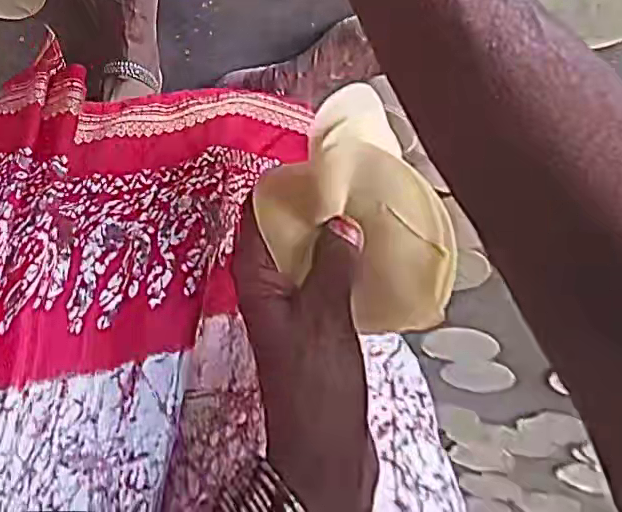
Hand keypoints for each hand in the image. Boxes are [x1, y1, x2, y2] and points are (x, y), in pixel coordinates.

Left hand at [234, 205, 376, 511]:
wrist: (326, 454)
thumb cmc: (315, 386)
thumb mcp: (324, 317)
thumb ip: (331, 265)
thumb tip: (341, 222)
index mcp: (254, 274)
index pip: (256, 211)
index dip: (280, 186)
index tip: (313, 168)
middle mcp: (266, 281)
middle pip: (282, 227)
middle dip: (310, 206)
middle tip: (345, 184)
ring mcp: (288, 300)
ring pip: (304, 250)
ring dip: (328, 233)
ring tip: (360, 211)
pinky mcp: (311, 317)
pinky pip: (321, 273)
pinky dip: (339, 259)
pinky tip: (367, 252)